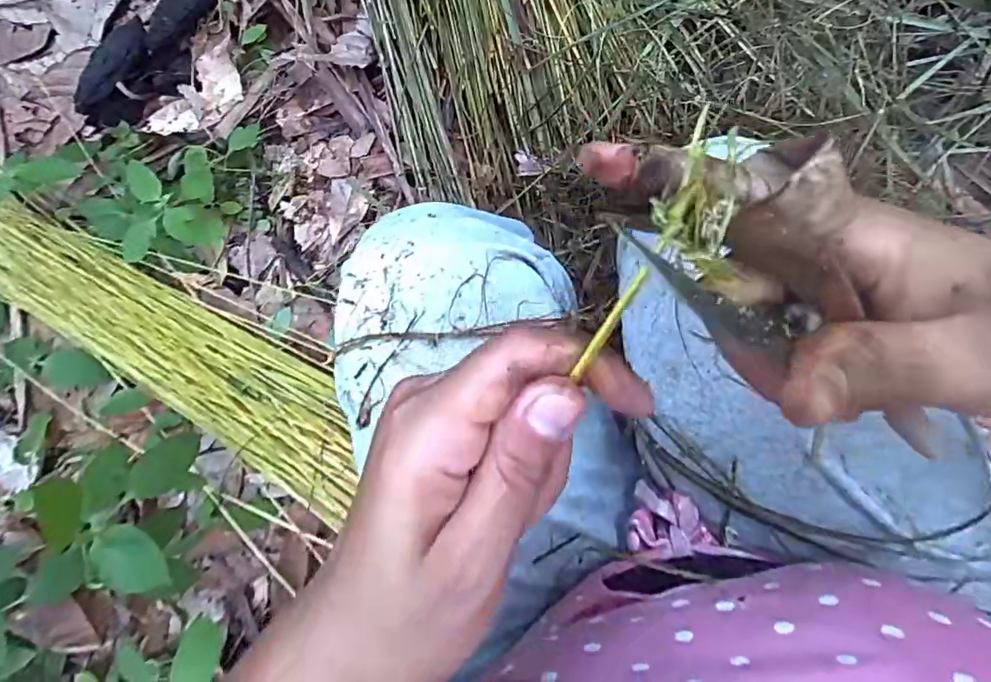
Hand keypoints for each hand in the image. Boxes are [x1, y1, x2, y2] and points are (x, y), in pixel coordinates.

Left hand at [230, 328, 652, 681]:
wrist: (352, 639)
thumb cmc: (409, 614)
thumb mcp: (474, 556)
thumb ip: (518, 466)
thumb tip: (568, 387)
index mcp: (429, 419)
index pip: (517, 350)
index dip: (584, 359)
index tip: (638, 402)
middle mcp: (426, 392)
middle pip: (525, 371)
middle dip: (553, 434)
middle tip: (531, 508)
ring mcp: (430, 402)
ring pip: (522, 397)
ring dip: (536, 458)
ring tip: (506, 519)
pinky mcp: (440, 419)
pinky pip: (505, 417)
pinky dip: (520, 462)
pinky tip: (495, 506)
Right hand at [580, 140, 990, 427]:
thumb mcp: (966, 358)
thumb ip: (874, 367)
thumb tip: (792, 395)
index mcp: (837, 222)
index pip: (735, 187)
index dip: (663, 170)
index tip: (596, 160)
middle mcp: (806, 235)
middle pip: (718, 263)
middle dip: (742, 328)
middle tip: (801, 379)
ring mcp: (805, 271)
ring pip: (734, 308)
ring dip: (769, 360)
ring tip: (849, 394)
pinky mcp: (810, 302)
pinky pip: (761, 333)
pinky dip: (783, 369)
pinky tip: (839, 387)